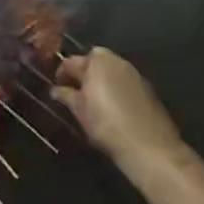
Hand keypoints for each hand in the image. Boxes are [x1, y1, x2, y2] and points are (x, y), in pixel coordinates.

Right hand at [51, 48, 183, 164]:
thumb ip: (66, 95)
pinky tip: (111, 106)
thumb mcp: (79, 110)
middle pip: (93, 60)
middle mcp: (115, 60)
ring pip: (110, 69)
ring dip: (99, 79)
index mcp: (96, 61)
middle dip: (82, 72)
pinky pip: (123, 80)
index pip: (71, 62)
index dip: (61, 74)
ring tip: (92, 101)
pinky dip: (114, 87)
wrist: (147, 144)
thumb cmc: (106, 124)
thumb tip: (55, 90)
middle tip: (74, 92)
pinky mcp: (145, 86)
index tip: (56, 88)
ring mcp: (133, 72)